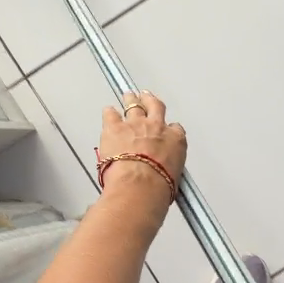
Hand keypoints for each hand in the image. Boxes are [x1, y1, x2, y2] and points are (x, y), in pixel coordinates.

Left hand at [98, 90, 186, 205]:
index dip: (170, 128)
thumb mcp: (174, 179)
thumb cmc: (158, 186)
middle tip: (147, 97)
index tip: (167, 129)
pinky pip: (111, 113)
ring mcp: (135, 124)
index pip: (175, 129)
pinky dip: (109, 112)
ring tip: (128, 96)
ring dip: (131, 100)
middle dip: (150, 101)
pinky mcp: (115, 127)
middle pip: (155, 107)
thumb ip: (168, 169)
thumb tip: (164, 177)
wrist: (140, 184)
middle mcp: (157, 127)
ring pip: (134, 105)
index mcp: (175, 140)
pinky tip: (108, 111)